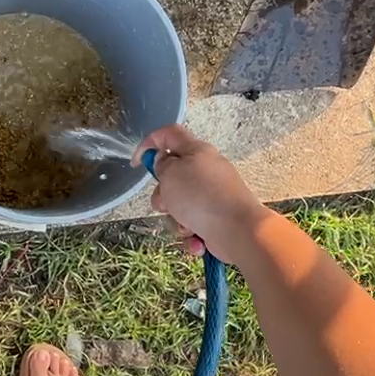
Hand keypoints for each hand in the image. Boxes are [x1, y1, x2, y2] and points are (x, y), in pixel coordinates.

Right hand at [133, 125, 263, 257]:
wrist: (237, 230)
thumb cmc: (201, 197)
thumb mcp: (172, 174)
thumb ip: (161, 165)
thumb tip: (163, 162)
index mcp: (196, 152)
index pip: (169, 135)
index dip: (149, 143)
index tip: (137, 163)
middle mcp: (204, 172)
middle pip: (170, 179)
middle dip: (162, 197)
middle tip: (167, 204)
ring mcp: (209, 197)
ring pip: (177, 208)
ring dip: (176, 221)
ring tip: (187, 227)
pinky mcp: (213, 220)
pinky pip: (190, 227)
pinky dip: (191, 236)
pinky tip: (198, 240)